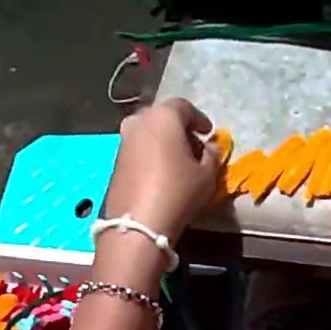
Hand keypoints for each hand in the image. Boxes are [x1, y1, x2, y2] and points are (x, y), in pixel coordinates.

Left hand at [101, 98, 220, 242]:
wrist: (139, 222)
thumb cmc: (178, 191)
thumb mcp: (207, 175)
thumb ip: (213, 155)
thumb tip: (212, 146)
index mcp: (164, 116)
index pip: (185, 107)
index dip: (200, 119)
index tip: (209, 134)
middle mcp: (140, 120)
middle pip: (164, 117)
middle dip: (181, 130)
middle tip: (196, 148)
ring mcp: (124, 138)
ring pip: (150, 132)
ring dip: (166, 142)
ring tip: (181, 163)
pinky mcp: (117, 158)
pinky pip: (140, 148)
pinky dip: (153, 153)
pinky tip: (163, 173)